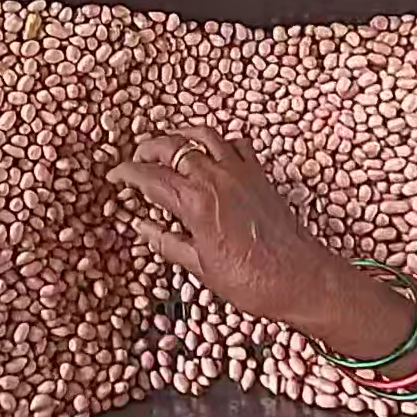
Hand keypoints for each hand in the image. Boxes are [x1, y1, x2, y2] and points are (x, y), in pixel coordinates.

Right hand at [106, 127, 406, 346]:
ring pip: (203, 135)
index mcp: (194, 203)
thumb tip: (141, 228)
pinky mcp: (259, 175)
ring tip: (169, 144)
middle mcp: (215, 179)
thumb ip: (166, 242)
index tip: (116, 176)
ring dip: (181, 136)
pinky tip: (213, 152)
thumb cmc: (252, 281)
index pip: (149, 177)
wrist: (301, 279)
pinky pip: (236, 144)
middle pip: (172, 146)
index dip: (127, 173)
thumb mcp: (200, 266)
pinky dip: (219, 142)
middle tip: (137, 160)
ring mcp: (240, 172)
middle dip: (148, 149)